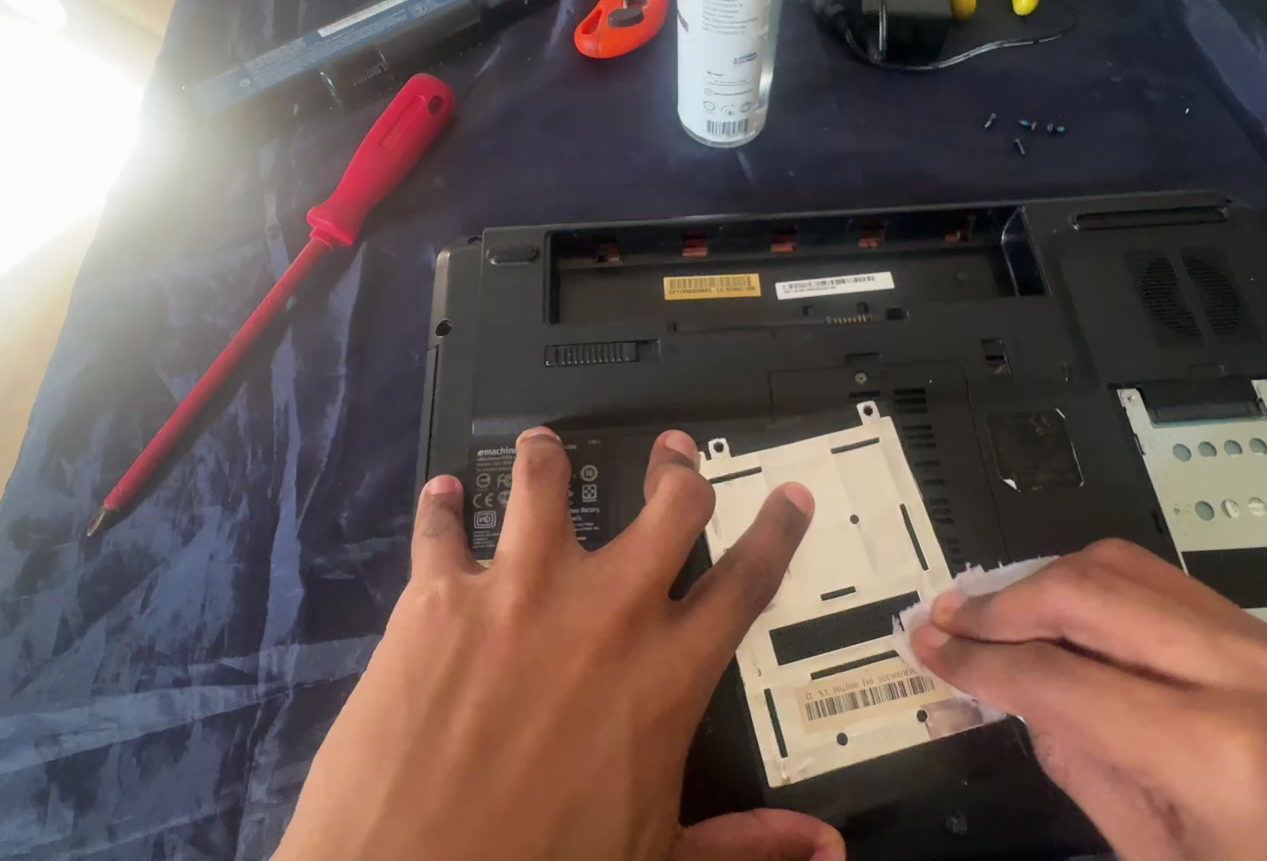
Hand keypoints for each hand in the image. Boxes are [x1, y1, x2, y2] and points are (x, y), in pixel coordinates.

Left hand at [276, 427, 844, 860]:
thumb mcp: (658, 856)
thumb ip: (745, 839)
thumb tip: (827, 848)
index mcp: (666, 670)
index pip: (745, 582)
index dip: (777, 531)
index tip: (789, 494)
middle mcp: (603, 611)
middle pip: (667, 506)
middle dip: (676, 470)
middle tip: (672, 451)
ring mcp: (520, 592)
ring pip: (544, 484)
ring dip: (547, 458)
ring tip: (542, 445)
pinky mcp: (440, 597)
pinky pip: (439, 528)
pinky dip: (439, 505)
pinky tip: (441, 492)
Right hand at [908, 539, 1266, 860]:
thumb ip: (1097, 784)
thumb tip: (1031, 707)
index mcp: (1222, 754)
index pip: (1057, 675)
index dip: (975, 660)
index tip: (925, 646)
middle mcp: (1251, 672)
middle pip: (1088, 589)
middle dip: (1001, 598)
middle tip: (946, 618)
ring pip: (1130, 567)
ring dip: (1047, 580)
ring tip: (995, 608)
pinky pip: (1176, 589)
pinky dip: (1104, 590)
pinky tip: (1074, 618)